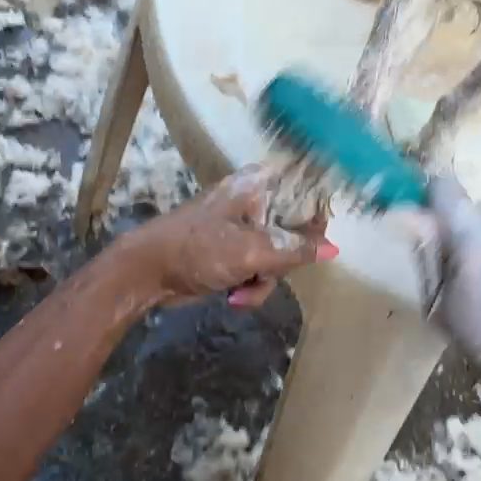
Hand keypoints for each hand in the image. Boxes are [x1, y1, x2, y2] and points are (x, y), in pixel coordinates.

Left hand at [112, 165, 335, 308]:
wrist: (147, 273)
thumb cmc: (198, 249)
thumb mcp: (251, 251)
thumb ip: (295, 250)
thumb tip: (334, 249)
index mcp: (260, 184)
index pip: (306, 191)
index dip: (317, 218)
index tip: (318, 244)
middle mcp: (256, 200)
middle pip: (297, 230)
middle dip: (284, 261)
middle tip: (269, 270)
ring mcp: (245, 227)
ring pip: (280, 255)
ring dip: (266, 279)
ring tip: (243, 290)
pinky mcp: (235, 251)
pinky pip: (261, 268)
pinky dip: (252, 285)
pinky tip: (235, 297)